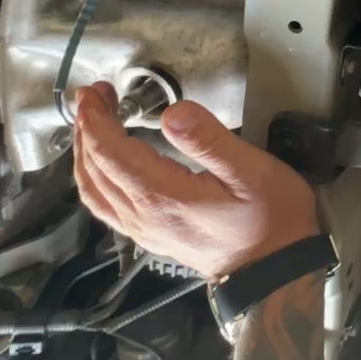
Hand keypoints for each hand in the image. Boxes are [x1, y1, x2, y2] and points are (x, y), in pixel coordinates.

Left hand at [73, 82, 319, 278]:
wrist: (273, 268)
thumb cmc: (271, 215)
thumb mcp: (252, 171)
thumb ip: (210, 140)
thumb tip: (173, 111)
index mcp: (162, 196)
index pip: (112, 154)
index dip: (97, 121)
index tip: (94, 92)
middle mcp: (141, 216)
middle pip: (96, 171)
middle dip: (87, 131)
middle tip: (94, 98)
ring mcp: (143, 230)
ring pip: (94, 191)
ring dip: (87, 155)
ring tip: (94, 125)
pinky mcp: (150, 236)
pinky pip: (105, 205)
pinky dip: (96, 178)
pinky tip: (107, 166)